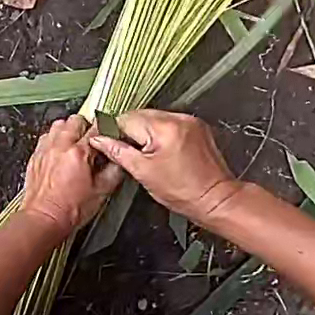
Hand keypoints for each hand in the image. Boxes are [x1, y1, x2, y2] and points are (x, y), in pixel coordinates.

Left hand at [20, 115, 124, 235]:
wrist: (43, 219)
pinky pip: (46, 137)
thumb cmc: (69, 210)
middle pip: (76, 120)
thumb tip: (119, 160)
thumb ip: (113, 172)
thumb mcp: (101, 193)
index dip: (107, 129)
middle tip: (92, 141)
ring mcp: (45, 149)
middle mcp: (60, 146)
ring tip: (75, 144)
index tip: (110, 134)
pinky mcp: (36, 156)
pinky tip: (60, 151)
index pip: (97, 128)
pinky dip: (55, 139)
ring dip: (69, 130)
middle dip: (87, 127)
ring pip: (58, 124)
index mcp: (78, 153)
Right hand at [88, 109, 243, 224]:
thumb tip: (99, 140)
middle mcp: (178, 119)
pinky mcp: (196, 126)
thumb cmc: (184, 192)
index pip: (125, 119)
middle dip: (129, 131)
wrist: (216, 199)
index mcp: (163, 129)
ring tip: (147, 154)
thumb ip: (117, 152)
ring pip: (153, 118)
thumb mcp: (142, 172)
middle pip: (139, 115)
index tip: (107, 142)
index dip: (113, 131)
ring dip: (144, 131)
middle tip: (127, 152)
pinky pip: (169, 122)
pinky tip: (161, 151)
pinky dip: (160, 132)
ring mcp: (189, 121)